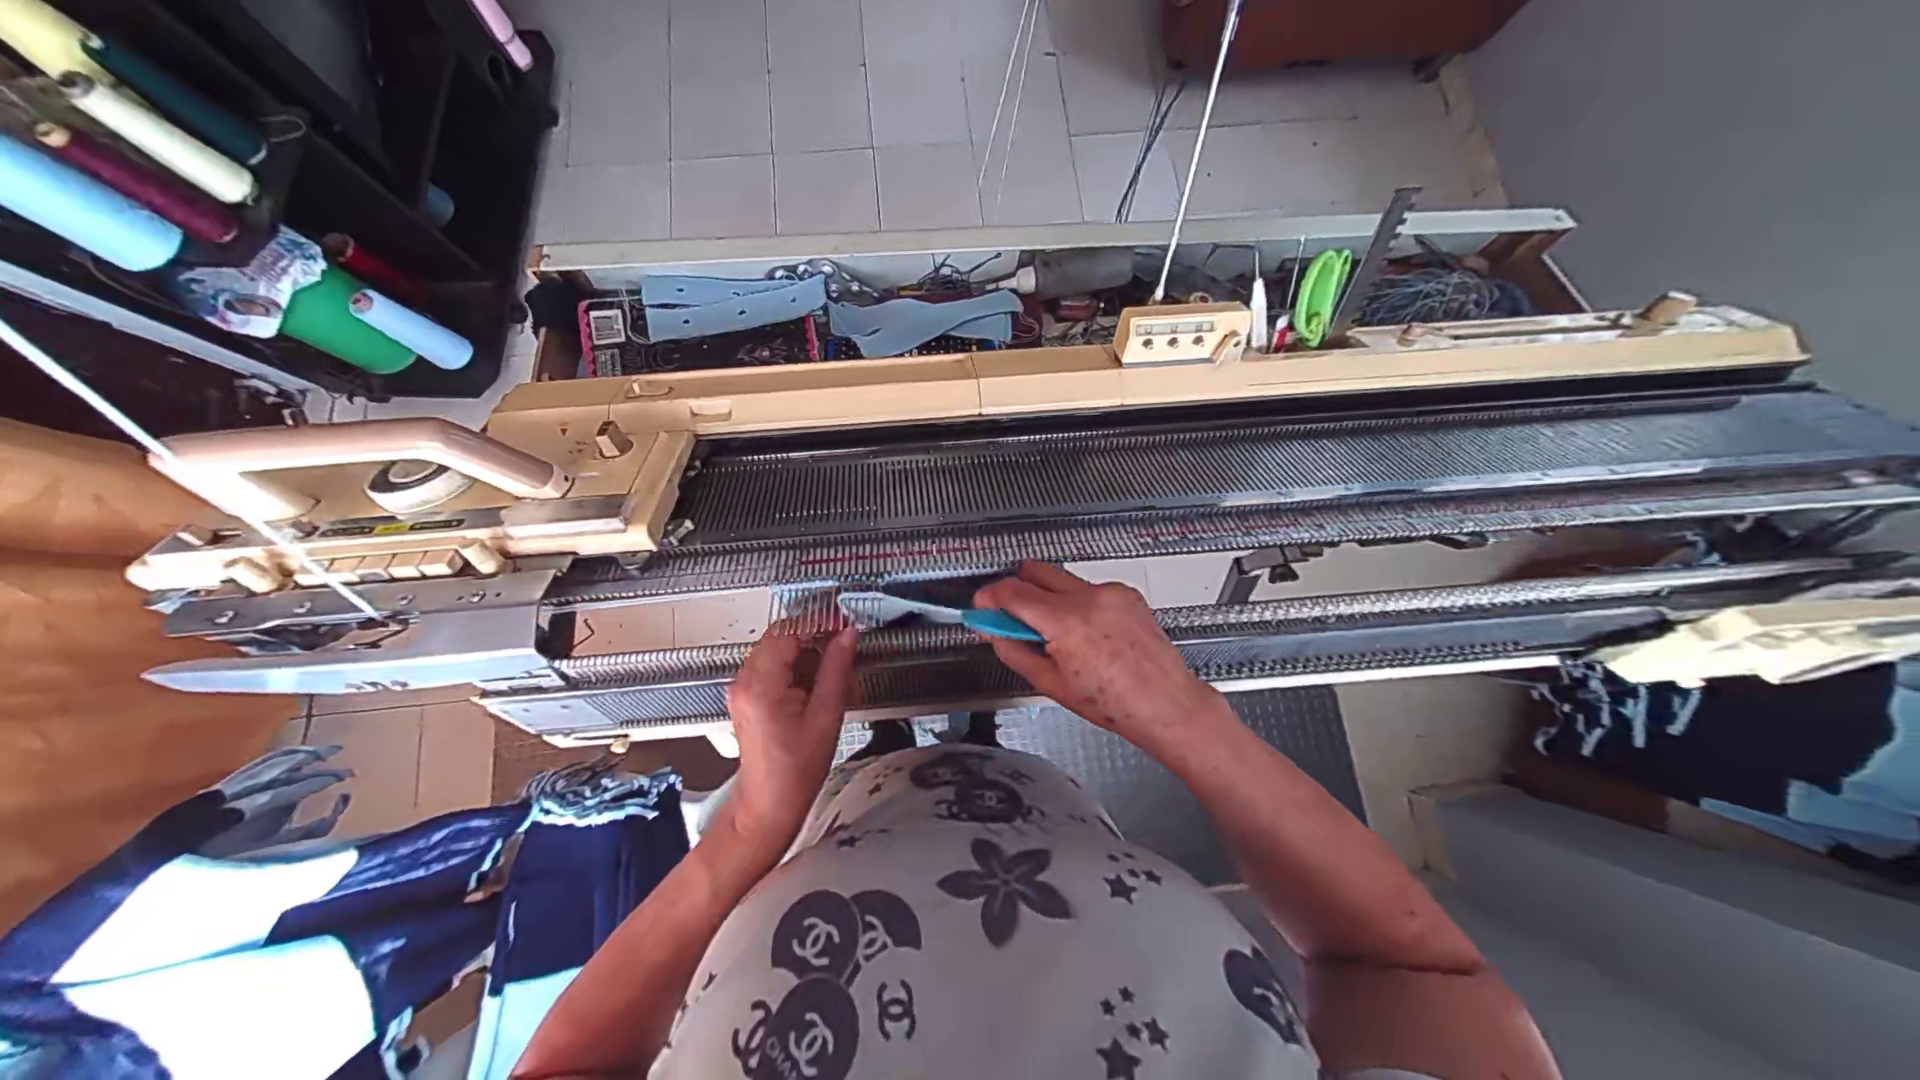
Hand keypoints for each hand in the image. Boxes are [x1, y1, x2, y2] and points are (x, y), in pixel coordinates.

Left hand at [725, 625, 858, 847]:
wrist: (769, 805)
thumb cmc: (792, 772)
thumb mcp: (826, 716)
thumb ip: (837, 669)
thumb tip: (847, 637)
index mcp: (761, 685)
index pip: (788, 631)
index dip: (818, 623)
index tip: (841, 624)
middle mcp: (745, 683)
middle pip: (782, 638)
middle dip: (817, 640)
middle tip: (844, 649)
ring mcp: (744, 690)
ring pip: (780, 652)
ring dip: (810, 657)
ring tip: (836, 679)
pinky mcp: (748, 698)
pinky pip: (774, 669)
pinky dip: (799, 671)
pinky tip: (821, 690)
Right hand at [974, 563, 1225, 749]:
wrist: (1166, 703)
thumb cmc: (1117, 702)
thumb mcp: (1051, 684)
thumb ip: (1013, 651)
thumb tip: (993, 633)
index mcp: (1067, 622)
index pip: (1012, 591)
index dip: (989, 597)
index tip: (982, 605)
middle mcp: (1090, 598)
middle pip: (1034, 570)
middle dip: (1016, 588)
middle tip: (1012, 615)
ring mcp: (1111, 592)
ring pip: (1061, 578)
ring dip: (1048, 598)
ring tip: (1057, 635)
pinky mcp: (1126, 593)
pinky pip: (1088, 588)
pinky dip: (1077, 603)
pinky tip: (1086, 633)